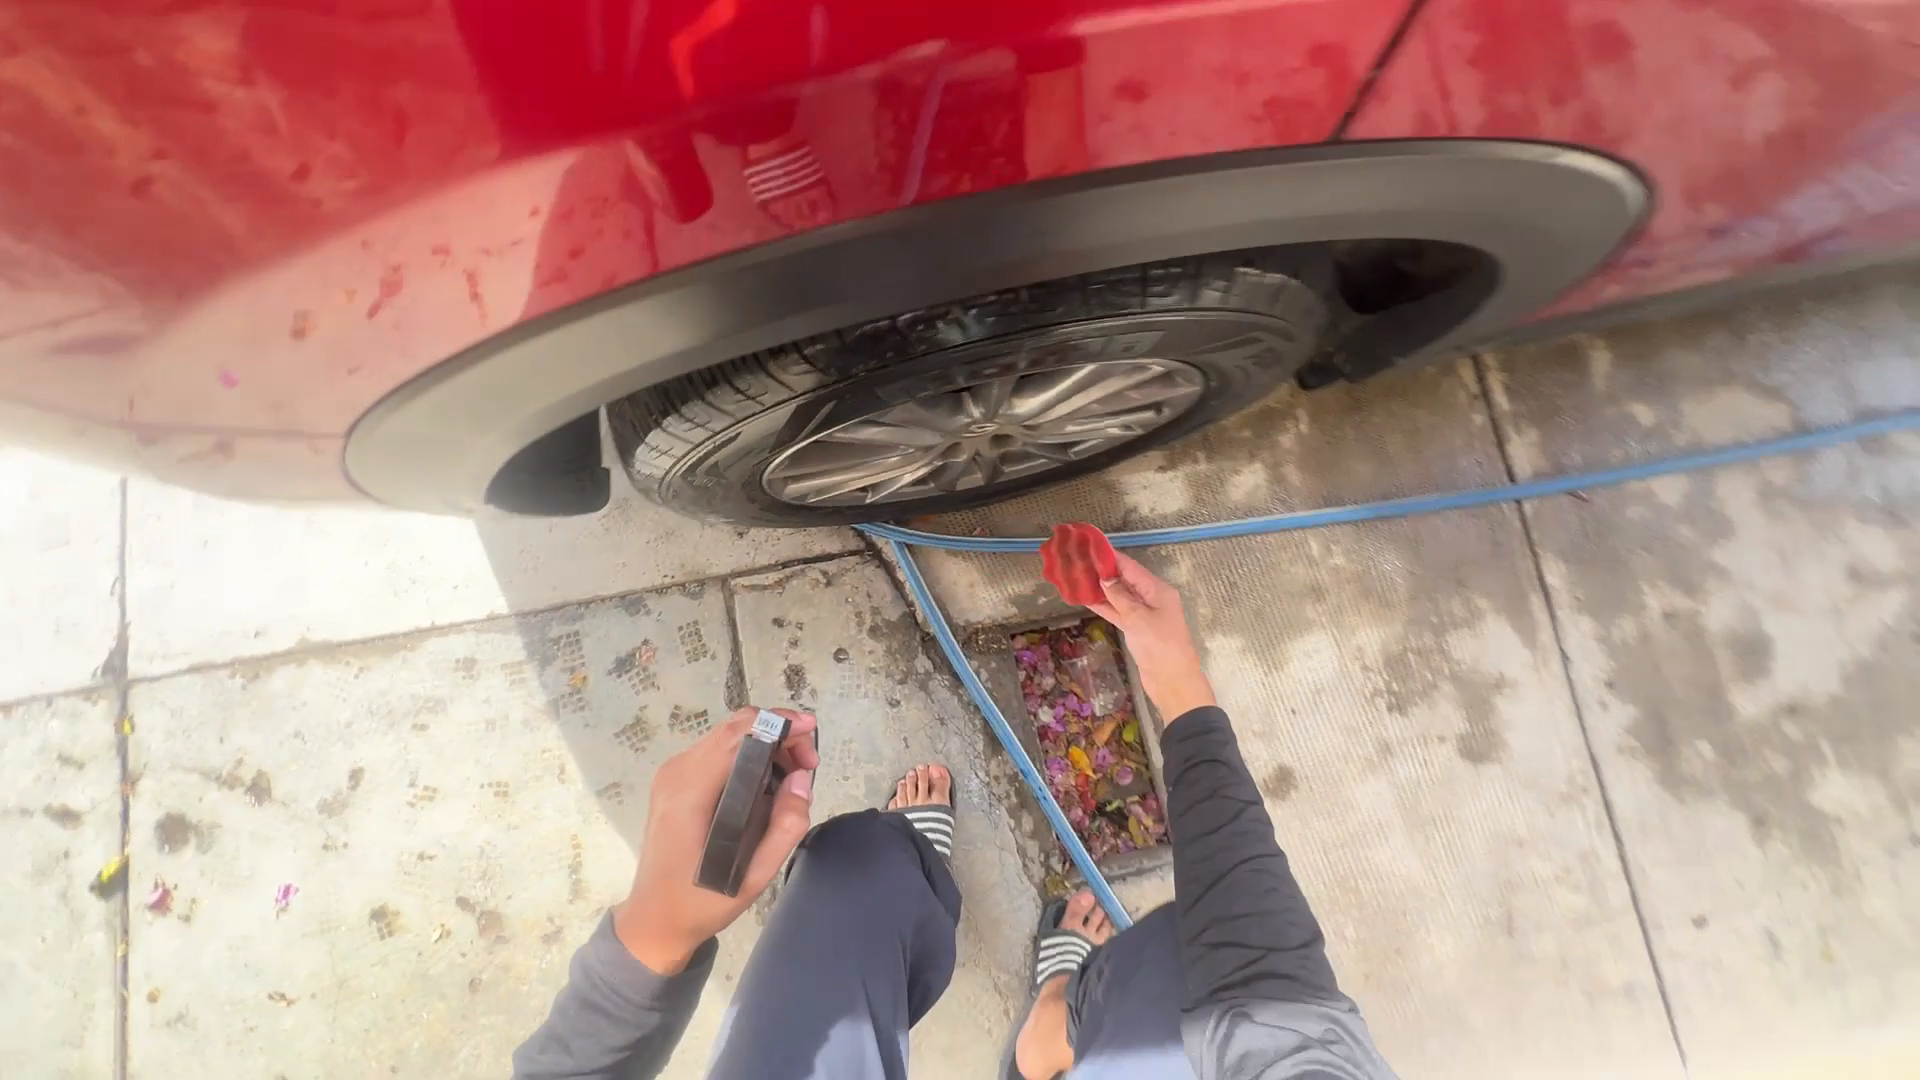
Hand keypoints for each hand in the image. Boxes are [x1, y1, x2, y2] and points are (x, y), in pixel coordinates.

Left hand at [613, 707, 819, 973]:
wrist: (653, 921)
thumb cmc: (701, 902)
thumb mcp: (754, 875)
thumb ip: (785, 826)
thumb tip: (801, 779)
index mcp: (690, 792)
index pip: (738, 732)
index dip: (779, 722)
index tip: (812, 730)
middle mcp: (678, 772)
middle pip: (736, 728)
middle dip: (780, 734)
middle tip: (808, 765)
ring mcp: (674, 774)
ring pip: (730, 736)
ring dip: (768, 745)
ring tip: (794, 776)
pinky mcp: (677, 780)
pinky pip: (721, 751)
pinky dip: (751, 755)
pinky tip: (768, 781)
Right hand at [1086, 553, 1216, 721]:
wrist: (1172, 681)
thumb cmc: (1160, 646)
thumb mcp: (1138, 618)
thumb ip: (1121, 597)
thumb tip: (1105, 578)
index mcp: (1158, 590)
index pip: (1131, 567)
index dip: (1111, 557)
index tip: (1090, 547)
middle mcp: (1152, 598)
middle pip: (1125, 580)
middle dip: (1104, 571)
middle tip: (1079, 562)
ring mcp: (1144, 614)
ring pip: (1120, 596)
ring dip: (1101, 589)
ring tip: (1078, 578)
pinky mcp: (1137, 629)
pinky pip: (1119, 612)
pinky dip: (1105, 606)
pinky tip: (1087, 599)